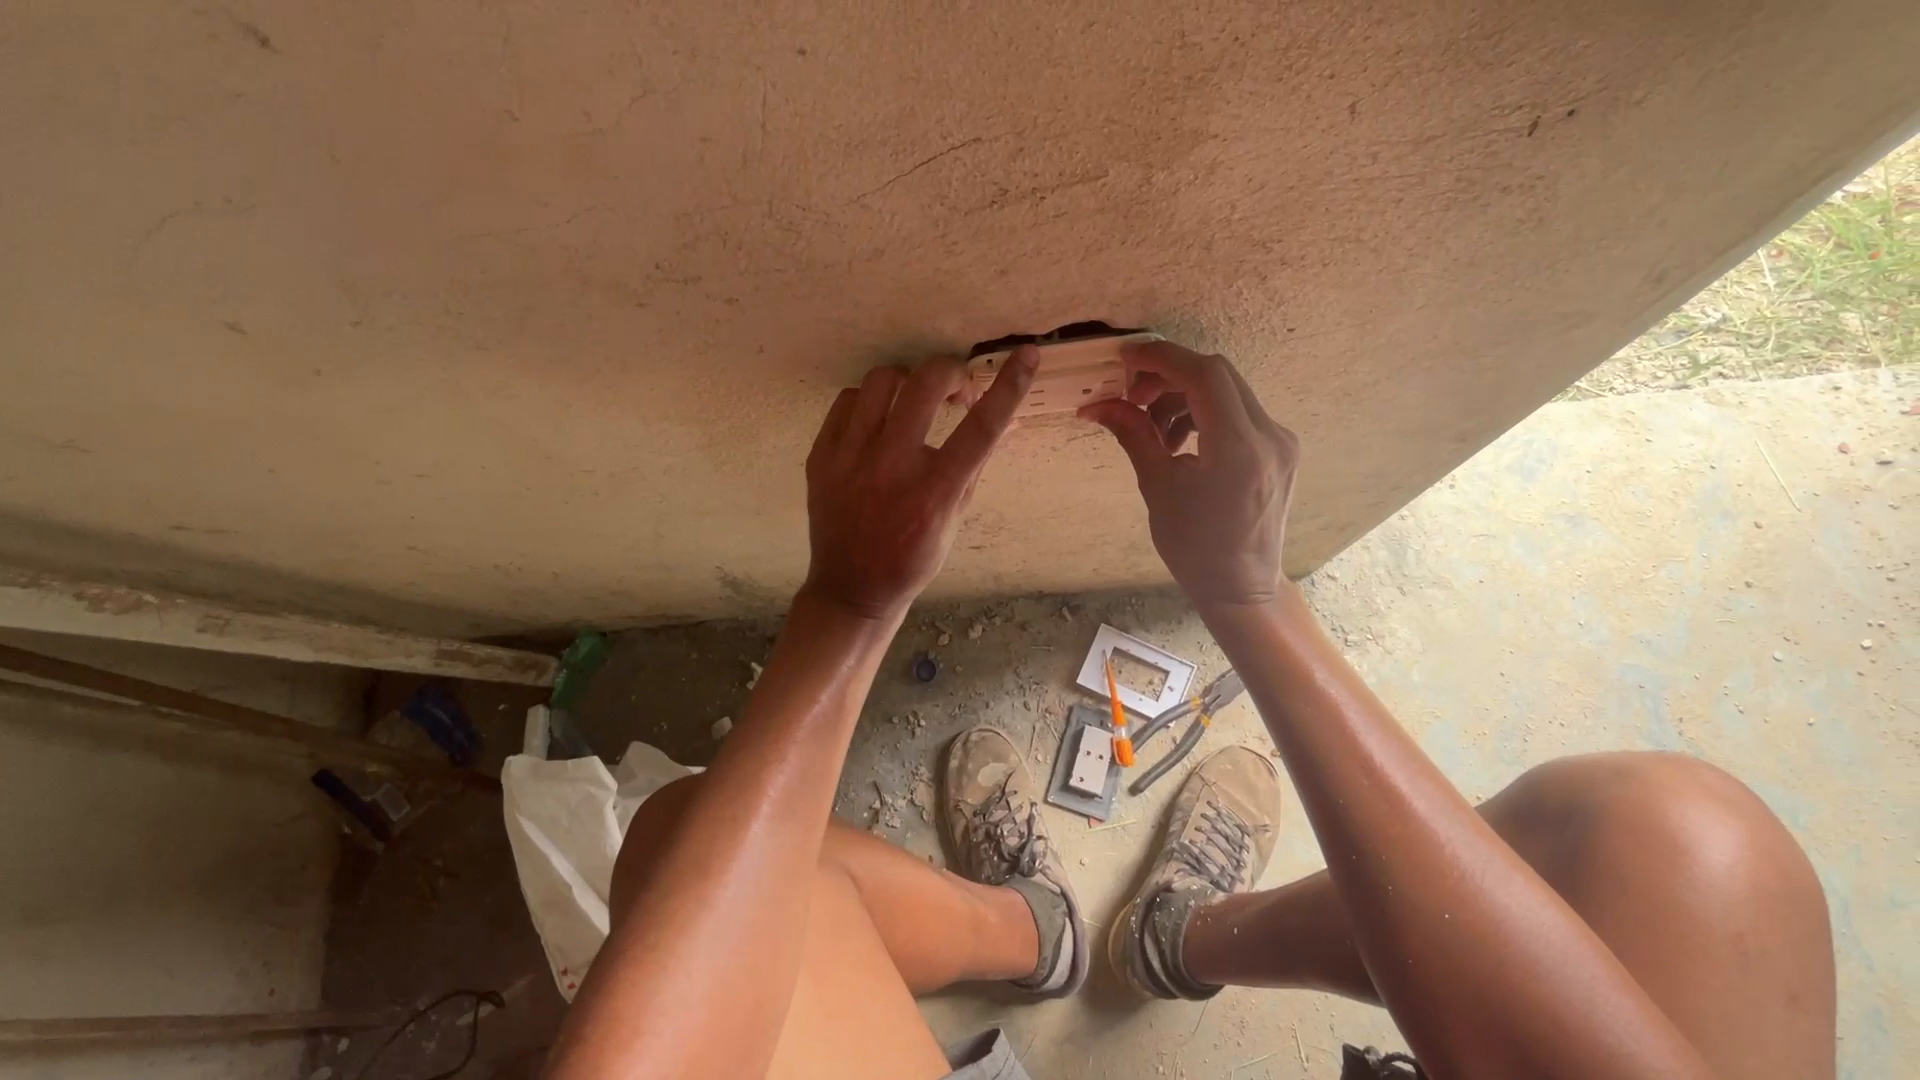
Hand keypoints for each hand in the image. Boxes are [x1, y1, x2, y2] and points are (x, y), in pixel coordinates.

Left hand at [803, 348, 1035, 618]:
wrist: (852, 588)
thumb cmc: (912, 558)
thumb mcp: (954, 517)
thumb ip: (978, 465)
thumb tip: (1010, 421)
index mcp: (934, 491)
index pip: (981, 427)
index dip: (1008, 385)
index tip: (1025, 355)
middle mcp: (891, 468)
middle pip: (924, 384)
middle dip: (950, 373)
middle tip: (957, 390)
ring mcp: (849, 459)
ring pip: (881, 381)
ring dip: (908, 382)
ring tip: (915, 402)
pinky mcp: (821, 456)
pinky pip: (847, 401)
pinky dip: (870, 402)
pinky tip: (880, 421)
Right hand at [1079, 341, 1298, 606]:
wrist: (1241, 587)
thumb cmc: (1194, 547)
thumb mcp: (1158, 488)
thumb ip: (1133, 435)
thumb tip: (1098, 405)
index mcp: (1238, 449)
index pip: (1204, 375)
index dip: (1162, 358)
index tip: (1126, 361)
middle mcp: (1269, 436)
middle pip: (1218, 375)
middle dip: (1169, 376)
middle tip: (1133, 398)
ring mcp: (1280, 441)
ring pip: (1228, 391)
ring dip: (1184, 396)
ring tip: (1153, 431)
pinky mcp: (1280, 448)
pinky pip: (1239, 412)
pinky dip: (1204, 413)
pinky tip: (1179, 441)